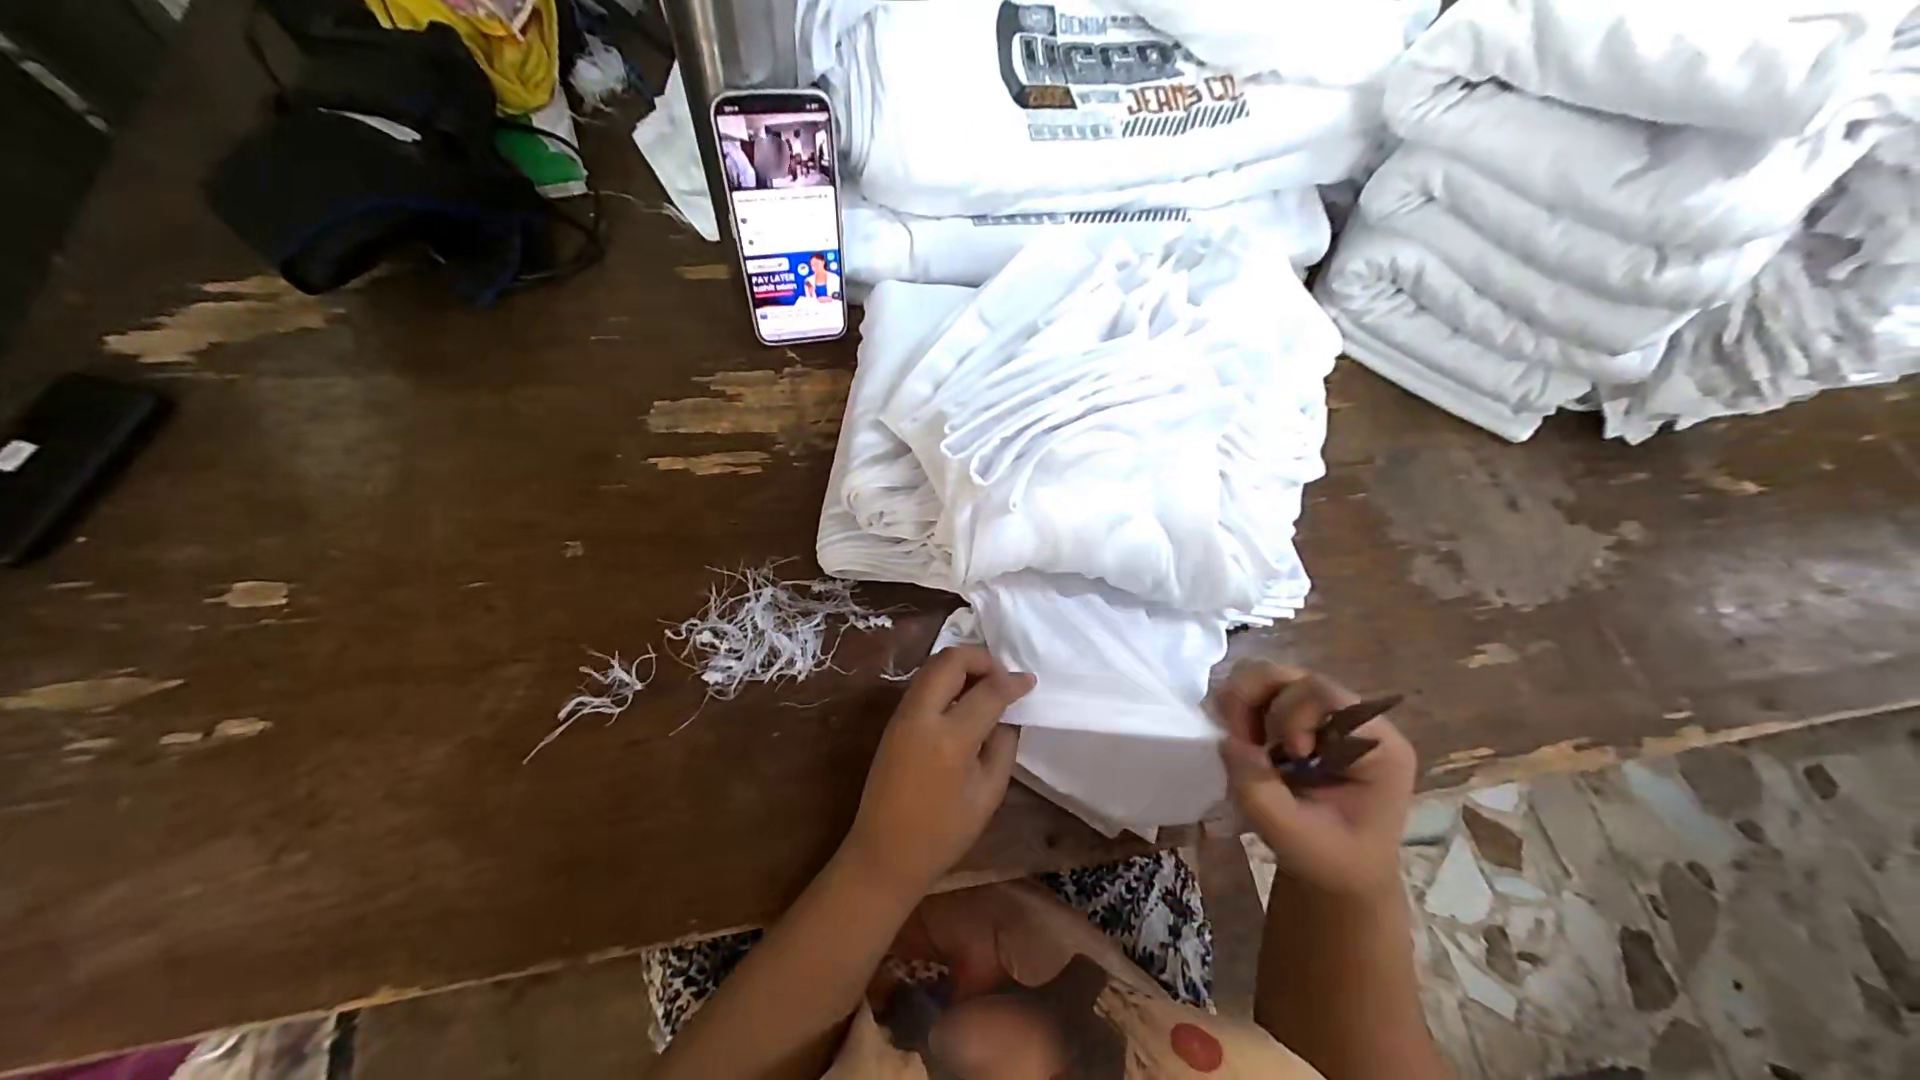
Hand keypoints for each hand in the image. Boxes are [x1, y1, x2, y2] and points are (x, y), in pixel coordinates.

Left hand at [841, 645, 1033, 896]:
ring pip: (933, 666)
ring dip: (962, 666)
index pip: (988, 691)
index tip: (1029, 681)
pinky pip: (922, 684)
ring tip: (986, 686)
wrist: (884, 853)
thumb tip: (1007, 714)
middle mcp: (921, 716)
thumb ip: (1003, 746)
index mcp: (950, 739)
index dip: (1013, 682)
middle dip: (982, 658)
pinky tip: (964, 699)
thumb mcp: (988, 794)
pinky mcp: (892, 721)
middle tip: (1002, 678)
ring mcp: (901, 715)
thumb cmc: (943, 834)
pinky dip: (946, 679)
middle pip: (951, 659)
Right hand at [1214, 661, 1415, 900]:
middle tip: (1243, 739)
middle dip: (1257, 700)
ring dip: (1246, 703)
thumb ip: (1260, 793)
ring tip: (1241, 740)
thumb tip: (1230, 742)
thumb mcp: (1293, 837)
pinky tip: (1244, 741)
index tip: (1288, 756)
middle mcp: (1355, 721)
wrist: (1337, 875)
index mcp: (1377, 746)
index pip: (1327, 694)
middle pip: (1295, 678)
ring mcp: (1325, 717)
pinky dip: (1243, 709)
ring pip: (1273, 678)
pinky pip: (1264, 693)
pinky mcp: (1301, 720)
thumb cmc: (1329, 860)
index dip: (1291, 713)